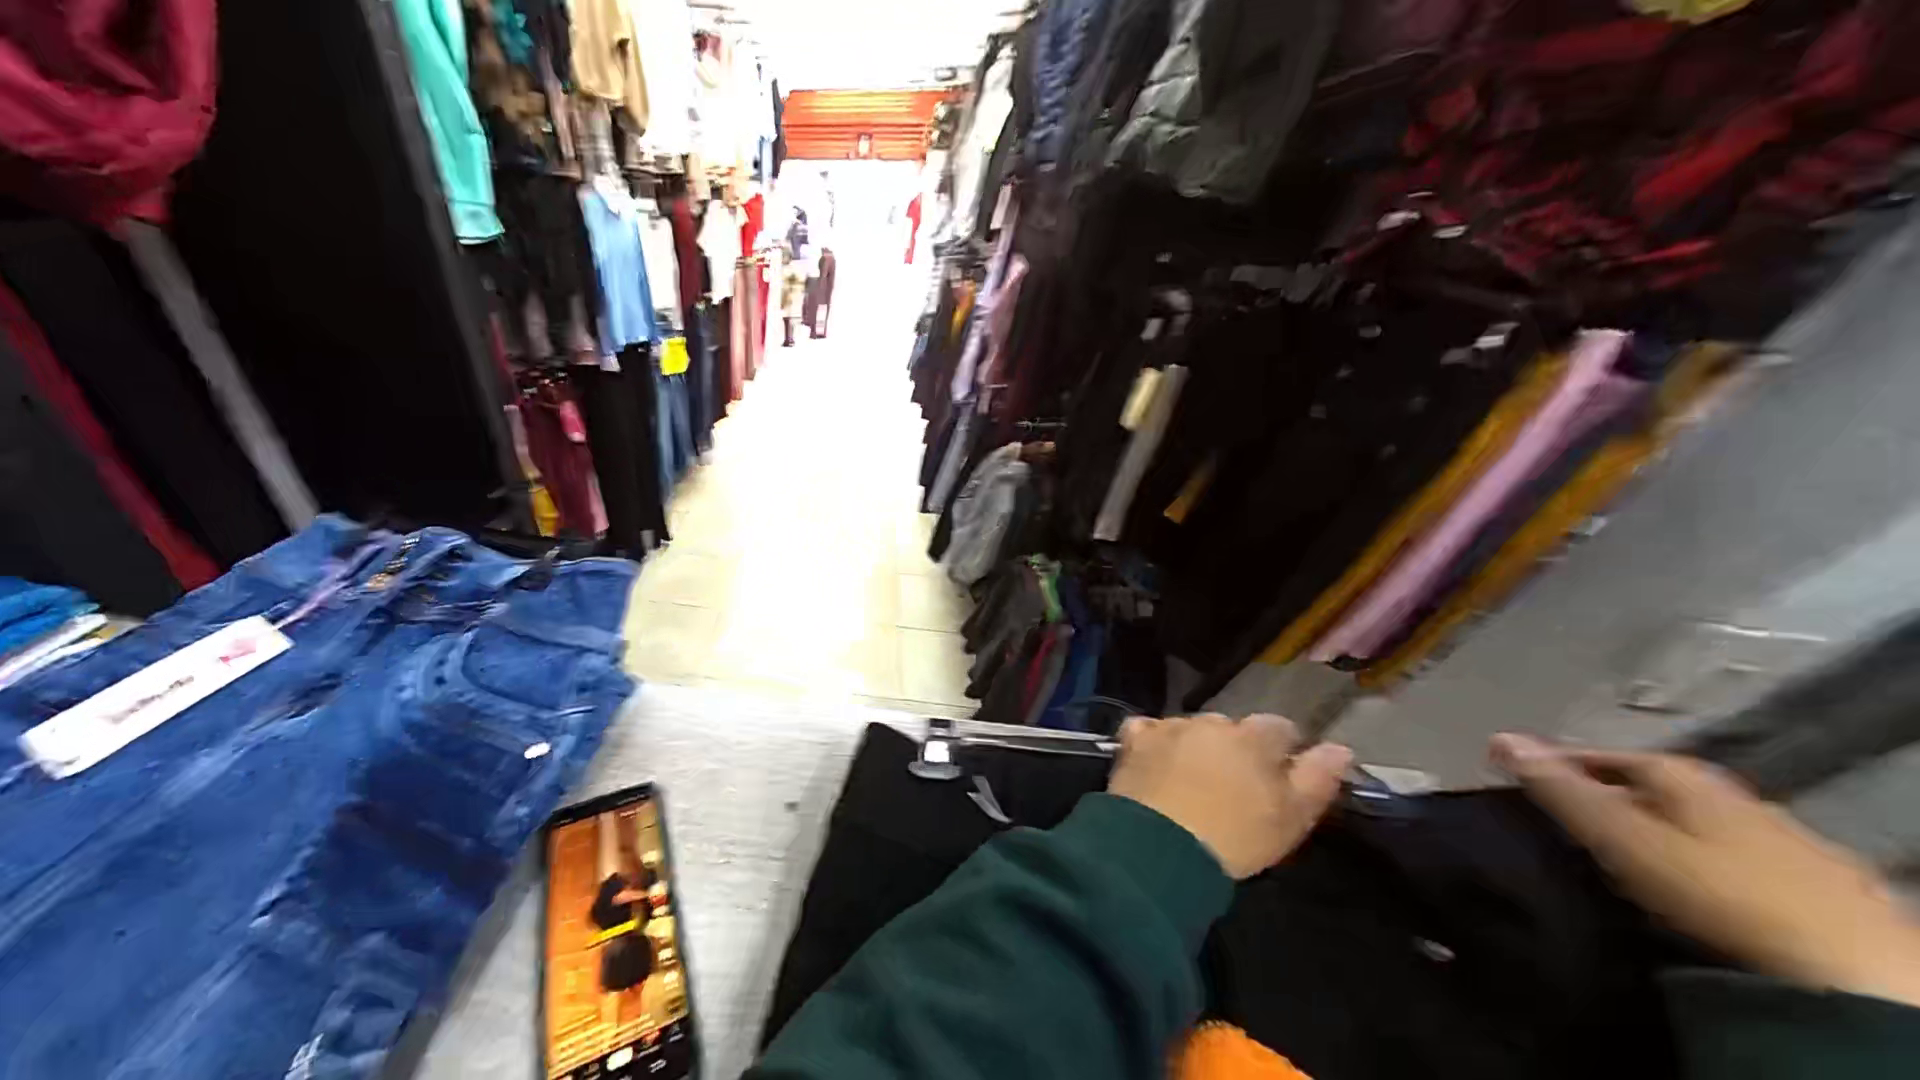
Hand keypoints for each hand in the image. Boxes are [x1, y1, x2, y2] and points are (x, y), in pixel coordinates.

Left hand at [1108, 713, 1352, 879]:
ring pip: (1190, 729)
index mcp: (1254, 738)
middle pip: (1231, 728)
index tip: (1278, 775)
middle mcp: (1211, 722)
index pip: (1279, 728)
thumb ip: (1317, 778)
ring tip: (1191, 781)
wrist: (1160, 846)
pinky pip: (1147, 730)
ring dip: (1195, 746)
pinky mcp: (1135, 740)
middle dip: (1235, 748)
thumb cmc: (1235, 837)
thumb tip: (1339, 748)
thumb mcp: (1291, 818)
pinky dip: (1153, 743)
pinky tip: (1154, 763)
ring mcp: (1170, 727)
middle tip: (1232, 785)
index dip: (1283, 749)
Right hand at [1491, 734, 1919, 1006]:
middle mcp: (1739, 799)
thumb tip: (1499, 736)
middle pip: (1660, 789)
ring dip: (1661, 830)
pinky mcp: (1824, 891)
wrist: (1855, 978)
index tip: (1526, 774)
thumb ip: (1561, 789)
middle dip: (1614, 795)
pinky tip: (1694, 890)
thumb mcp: (1622, 838)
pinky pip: (1739, 861)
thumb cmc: (1716, 892)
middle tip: (1570, 816)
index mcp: (1690, 780)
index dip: (1567, 761)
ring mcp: (1789, 844)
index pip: (1612, 756)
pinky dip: (1703, 864)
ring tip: (1623, 854)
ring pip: (1702, 825)